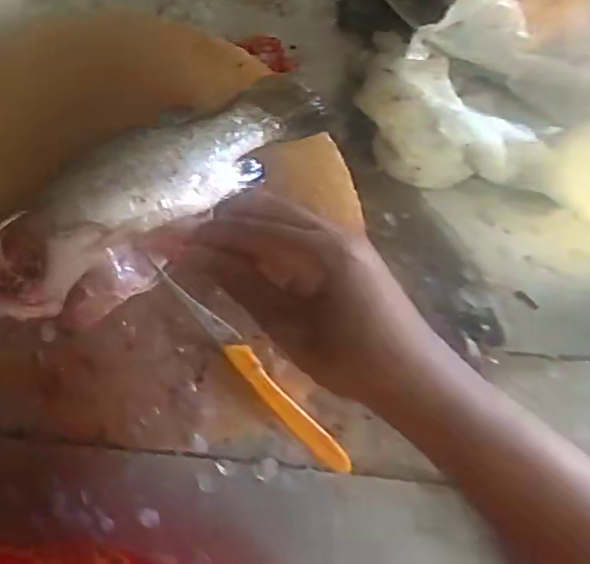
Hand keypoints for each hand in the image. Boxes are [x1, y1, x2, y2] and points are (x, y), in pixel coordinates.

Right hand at [191, 191, 458, 408]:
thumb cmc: (355, 364)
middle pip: (255, 205)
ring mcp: (338, 232)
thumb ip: (238, 283)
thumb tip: (188, 253)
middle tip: (180, 236)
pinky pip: (287, 219)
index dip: (201, 233)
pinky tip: (239, 246)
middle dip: (213, 217)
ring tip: (203, 240)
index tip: (165, 240)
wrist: (424, 385)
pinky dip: (256, 225)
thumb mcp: (287, 328)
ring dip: (234, 218)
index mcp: (320, 250)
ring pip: (270, 207)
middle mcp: (330, 228)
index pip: (244, 229)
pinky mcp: (340, 242)